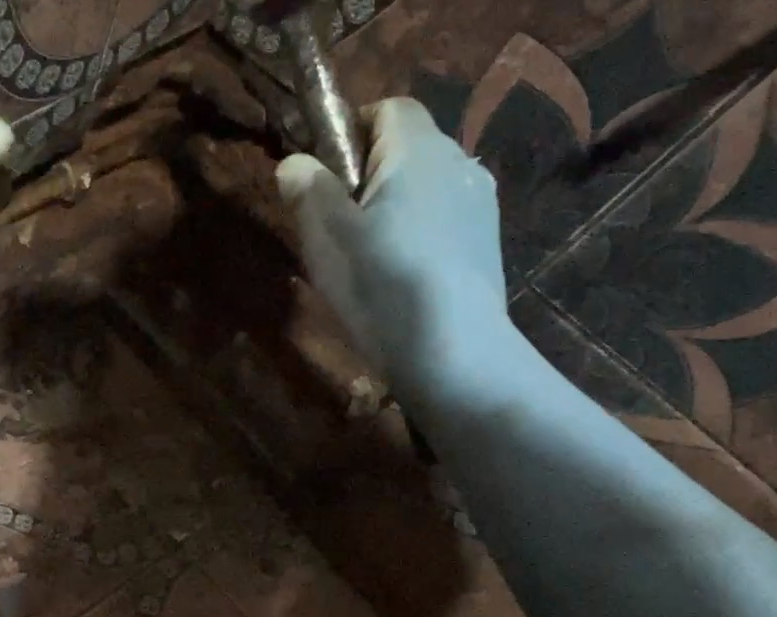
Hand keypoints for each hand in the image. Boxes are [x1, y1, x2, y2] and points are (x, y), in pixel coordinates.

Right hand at [275, 98, 506, 380]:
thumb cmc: (380, 282)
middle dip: (366, 171)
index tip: (321, 172)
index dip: (351, 129)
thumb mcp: (327, 237)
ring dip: (390, 204)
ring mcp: (477, 203)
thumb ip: (309, 192)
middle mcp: (457, 163)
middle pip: (406, 146)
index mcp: (418, 151)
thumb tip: (294, 163)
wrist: (450, 348)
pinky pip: (438, 216)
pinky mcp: (482, 241)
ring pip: (422, 185)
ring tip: (362, 253)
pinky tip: (394, 273)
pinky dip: (413, 230)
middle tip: (331, 222)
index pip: (390, 108)